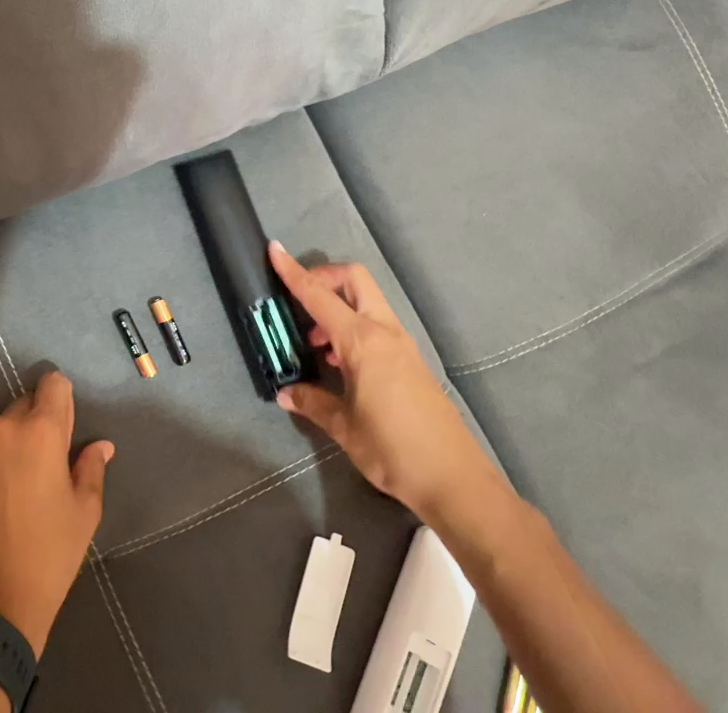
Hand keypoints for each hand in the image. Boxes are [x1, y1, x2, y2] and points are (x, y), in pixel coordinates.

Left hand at [0, 371, 112, 657]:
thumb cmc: (51, 553)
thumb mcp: (85, 511)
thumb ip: (91, 468)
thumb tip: (101, 445)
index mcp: (44, 432)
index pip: (54, 385)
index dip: (63, 400)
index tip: (65, 424)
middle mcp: (6, 426)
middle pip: (26, 402)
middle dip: (39, 421)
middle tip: (45, 458)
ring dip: (9, 432)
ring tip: (13, 467)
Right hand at [268, 242, 506, 521]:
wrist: (454, 477)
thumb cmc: (393, 450)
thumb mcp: (343, 427)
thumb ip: (313, 402)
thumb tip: (286, 392)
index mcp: (363, 342)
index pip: (319, 296)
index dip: (293, 273)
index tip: (273, 250)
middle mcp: (384, 333)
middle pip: (353, 280)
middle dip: (323, 278)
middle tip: (297, 302)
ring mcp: (401, 345)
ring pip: (366, 303)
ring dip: (336, 308)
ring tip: (312, 344)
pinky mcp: (410, 361)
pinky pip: (375, 326)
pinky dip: (351, 329)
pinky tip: (337, 363)